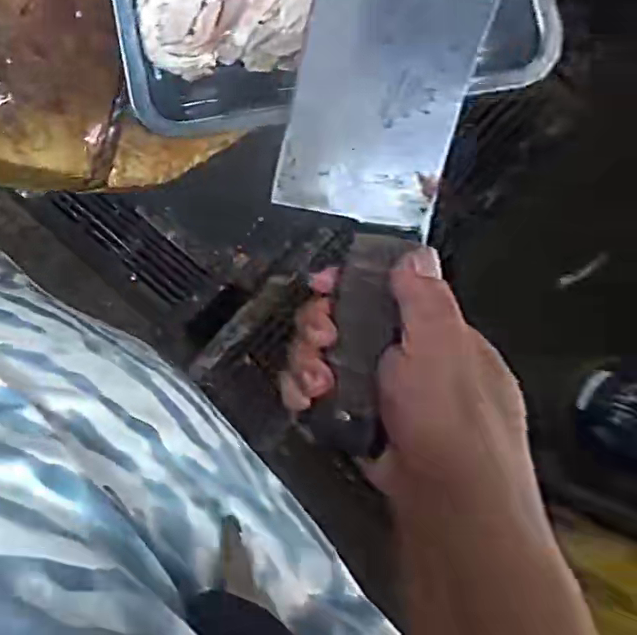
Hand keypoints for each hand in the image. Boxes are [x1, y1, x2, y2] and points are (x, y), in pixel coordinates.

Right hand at [280, 247, 536, 509]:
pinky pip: (306, 383)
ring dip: (304, 363)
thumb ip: (426, 305)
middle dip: (316, 330)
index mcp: (435, 341)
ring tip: (315, 385)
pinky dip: (300, 389)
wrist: (443, 497)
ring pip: (314, 352)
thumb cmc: (451, 421)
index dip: (344, 285)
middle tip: (321, 343)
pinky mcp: (345, 407)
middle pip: (335, 321)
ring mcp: (372, 386)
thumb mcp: (444, 355)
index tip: (318, 285)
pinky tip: (307, 400)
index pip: (380, 295)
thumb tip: (416, 253)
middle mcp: (401, 359)